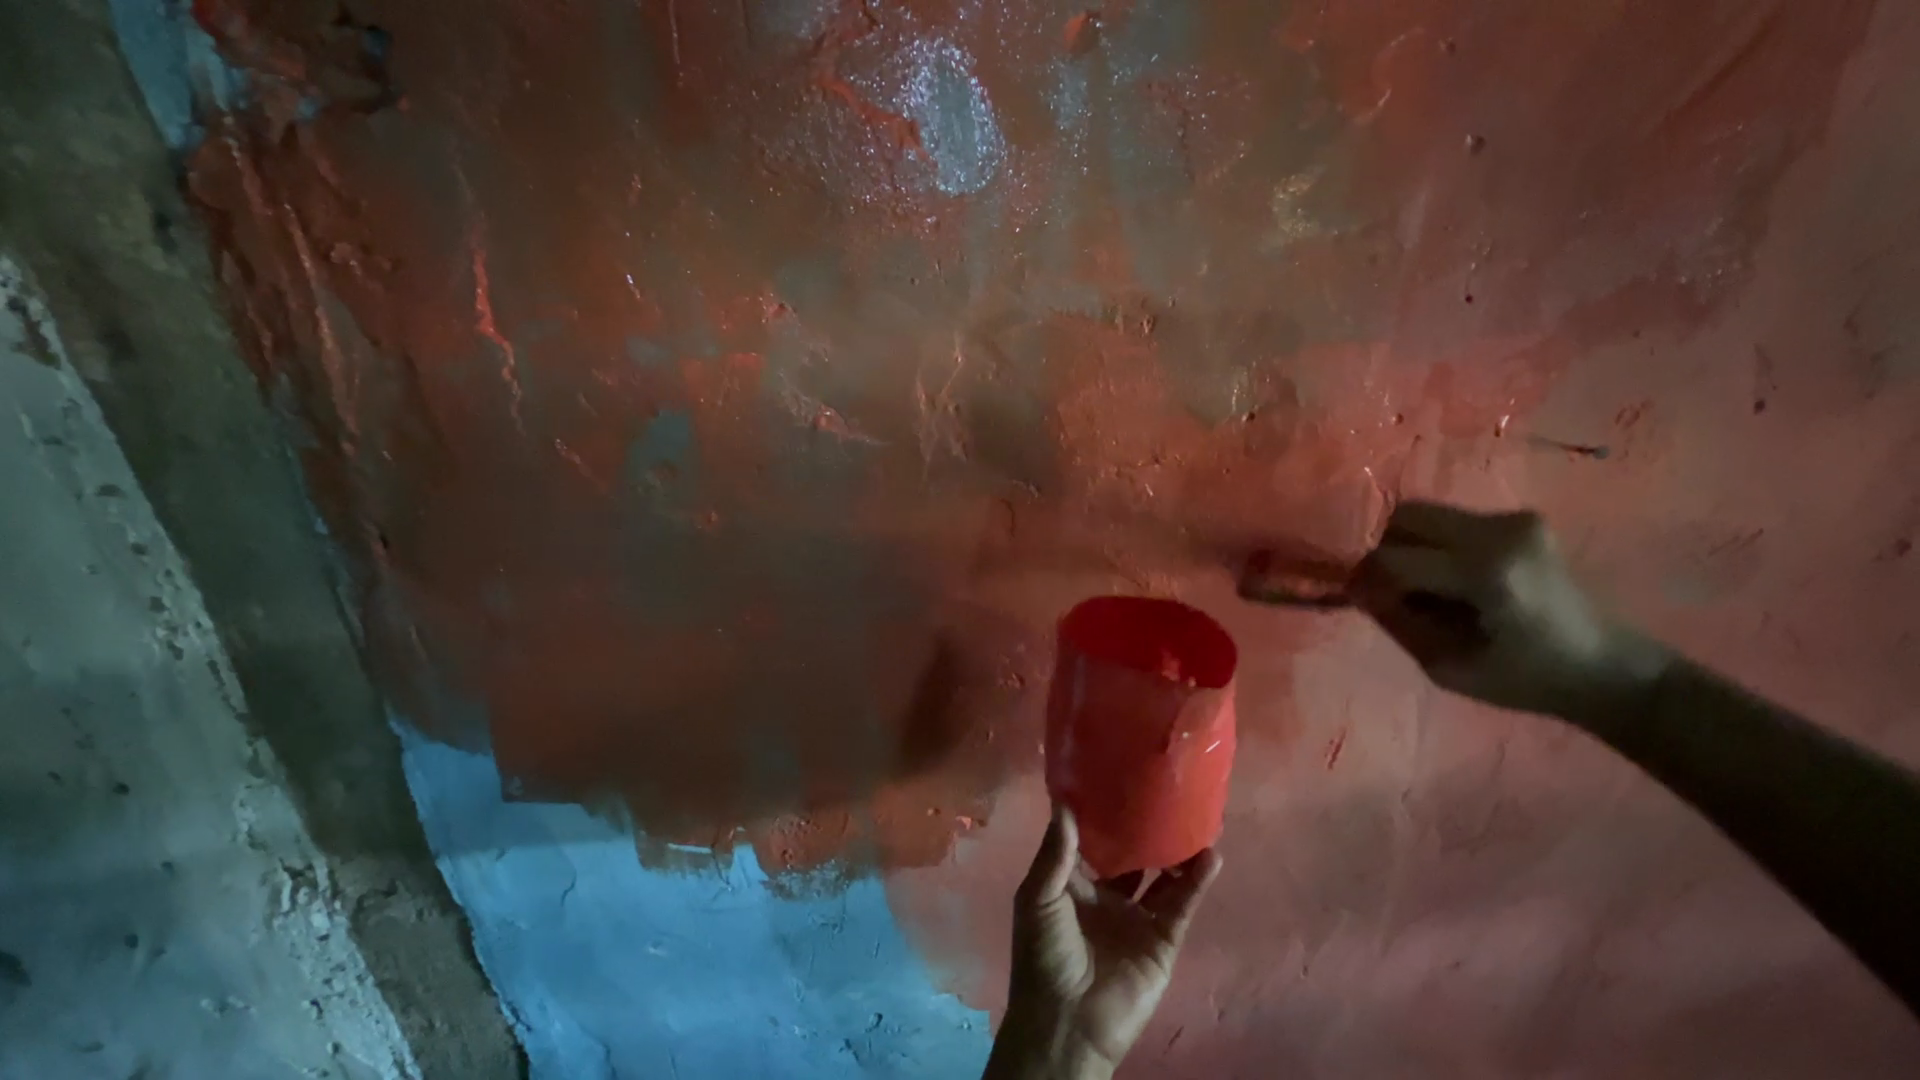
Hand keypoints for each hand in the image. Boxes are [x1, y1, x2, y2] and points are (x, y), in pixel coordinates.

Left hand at [984, 804, 1221, 1079]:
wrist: (1068, 1022)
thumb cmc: (1044, 954)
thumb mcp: (1039, 897)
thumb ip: (1056, 853)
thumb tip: (1065, 804)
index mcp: (1072, 885)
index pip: (1090, 843)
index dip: (1103, 816)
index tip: (1118, 779)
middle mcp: (1105, 897)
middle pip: (1131, 857)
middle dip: (1146, 830)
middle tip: (1165, 793)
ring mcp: (1135, 918)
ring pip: (1162, 878)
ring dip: (1177, 852)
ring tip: (1196, 816)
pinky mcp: (1161, 940)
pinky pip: (1181, 905)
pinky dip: (1196, 882)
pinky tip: (1210, 855)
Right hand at [1352, 501, 1670, 722]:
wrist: (1609, 667)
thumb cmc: (1528, 679)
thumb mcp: (1447, 668)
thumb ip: (1398, 622)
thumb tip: (1361, 590)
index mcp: (1486, 572)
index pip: (1394, 558)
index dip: (1367, 579)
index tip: (1360, 601)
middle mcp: (1500, 532)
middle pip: (1406, 517)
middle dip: (1388, 552)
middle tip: (1393, 590)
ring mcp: (1515, 519)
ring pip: (1426, 514)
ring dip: (1413, 547)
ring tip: (1430, 588)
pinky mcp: (1523, 519)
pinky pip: (1453, 522)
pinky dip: (1439, 547)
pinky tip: (1458, 581)